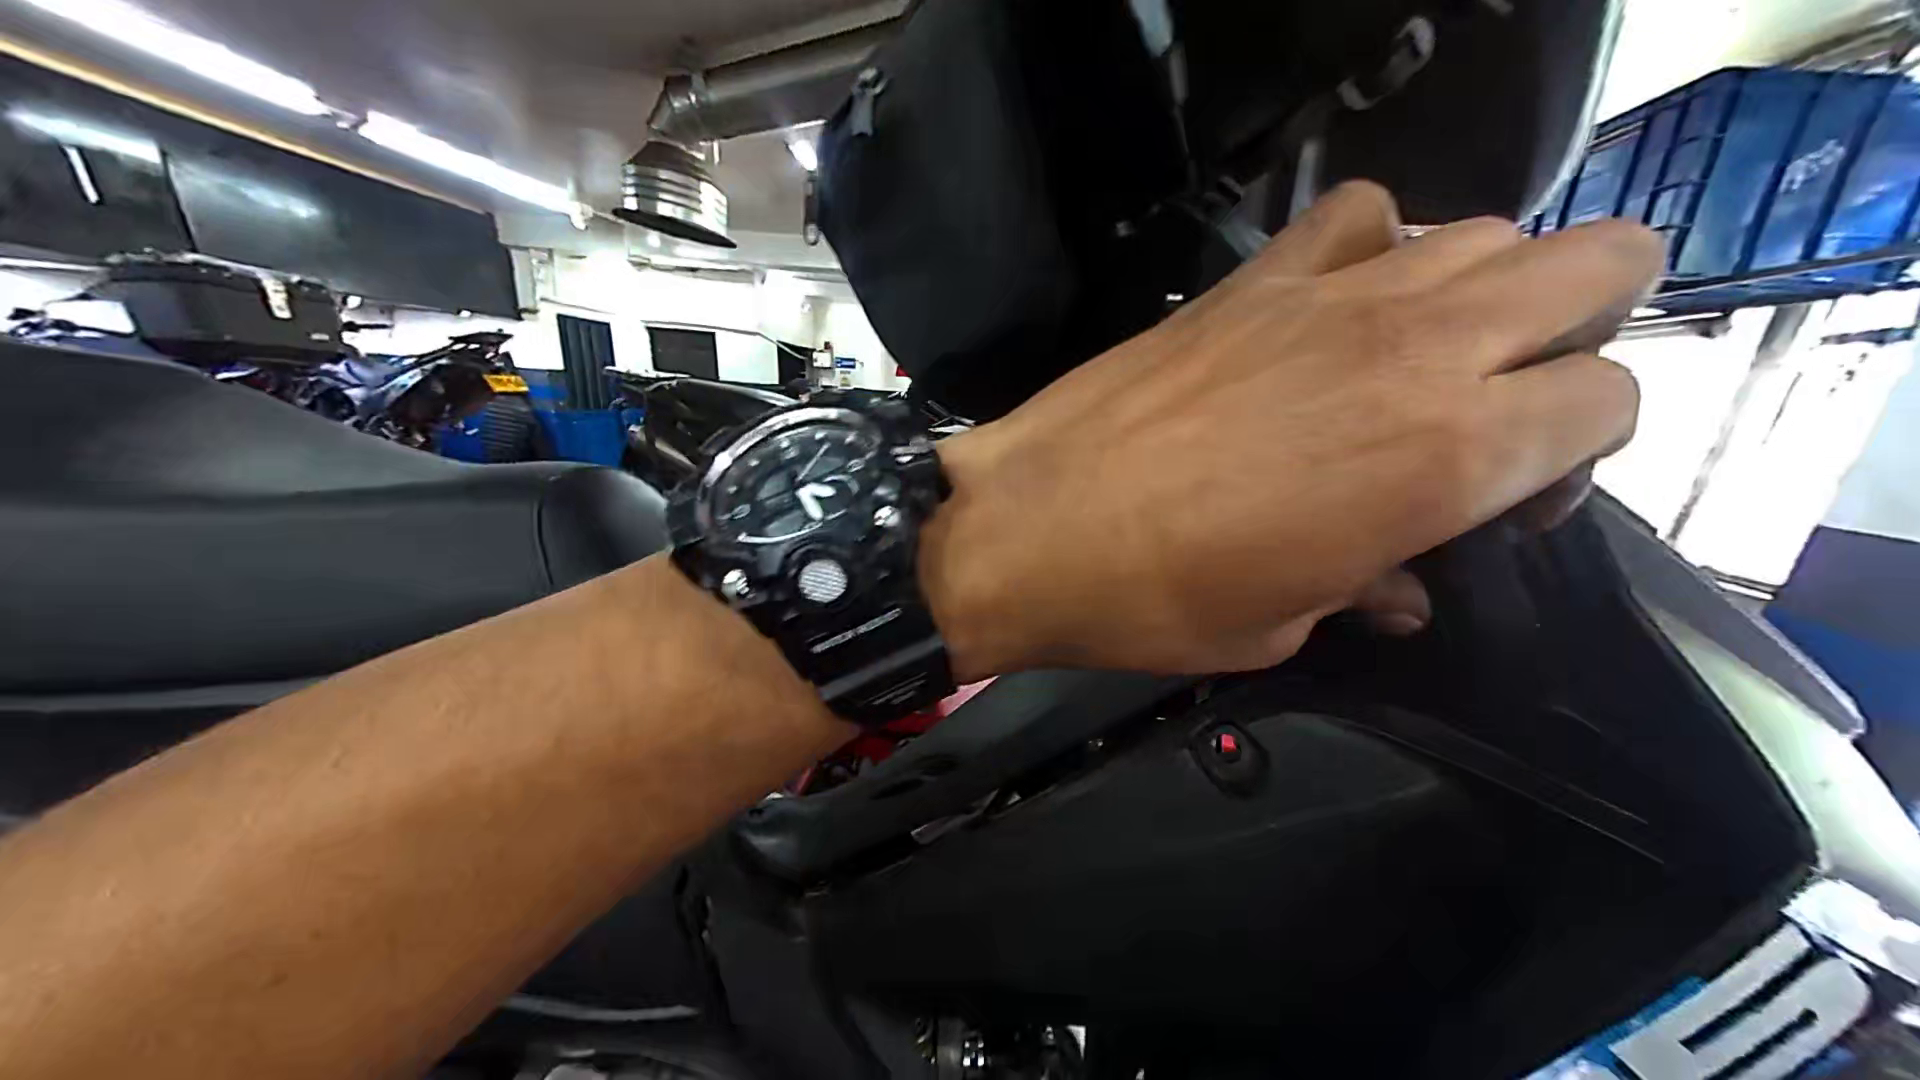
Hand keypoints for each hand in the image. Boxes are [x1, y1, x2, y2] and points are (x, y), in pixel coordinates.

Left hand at [921, 182, 1661, 678]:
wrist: (1028, 530)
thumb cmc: (1153, 600)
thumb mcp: (1282, 625)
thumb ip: (1365, 588)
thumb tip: (1405, 587)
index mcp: (1449, 456)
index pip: (1610, 402)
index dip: (1574, 453)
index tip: (1499, 499)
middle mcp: (1414, 350)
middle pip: (1594, 267)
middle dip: (1573, 330)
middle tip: (1493, 403)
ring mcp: (1328, 296)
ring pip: (1481, 233)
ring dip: (1478, 290)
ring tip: (1410, 358)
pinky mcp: (1248, 281)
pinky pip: (1354, 214)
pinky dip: (1370, 246)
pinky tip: (1332, 304)